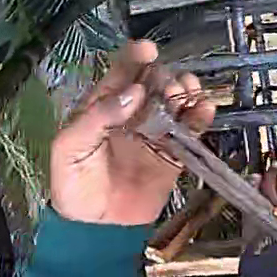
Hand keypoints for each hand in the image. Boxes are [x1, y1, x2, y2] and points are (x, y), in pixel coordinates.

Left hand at [48, 40, 213, 225]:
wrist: (93, 227)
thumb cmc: (73, 182)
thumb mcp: (72, 145)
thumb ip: (100, 116)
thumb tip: (135, 92)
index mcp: (103, 107)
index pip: (121, 74)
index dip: (134, 58)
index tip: (148, 50)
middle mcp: (131, 114)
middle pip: (153, 84)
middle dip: (163, 77)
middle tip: (168, 85)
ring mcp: (153, 133)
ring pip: (174, 103)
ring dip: (184, 92)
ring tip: (186, 93)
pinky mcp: (172, 154)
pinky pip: (189, 131)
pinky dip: (199, 118)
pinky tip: (204, 110)